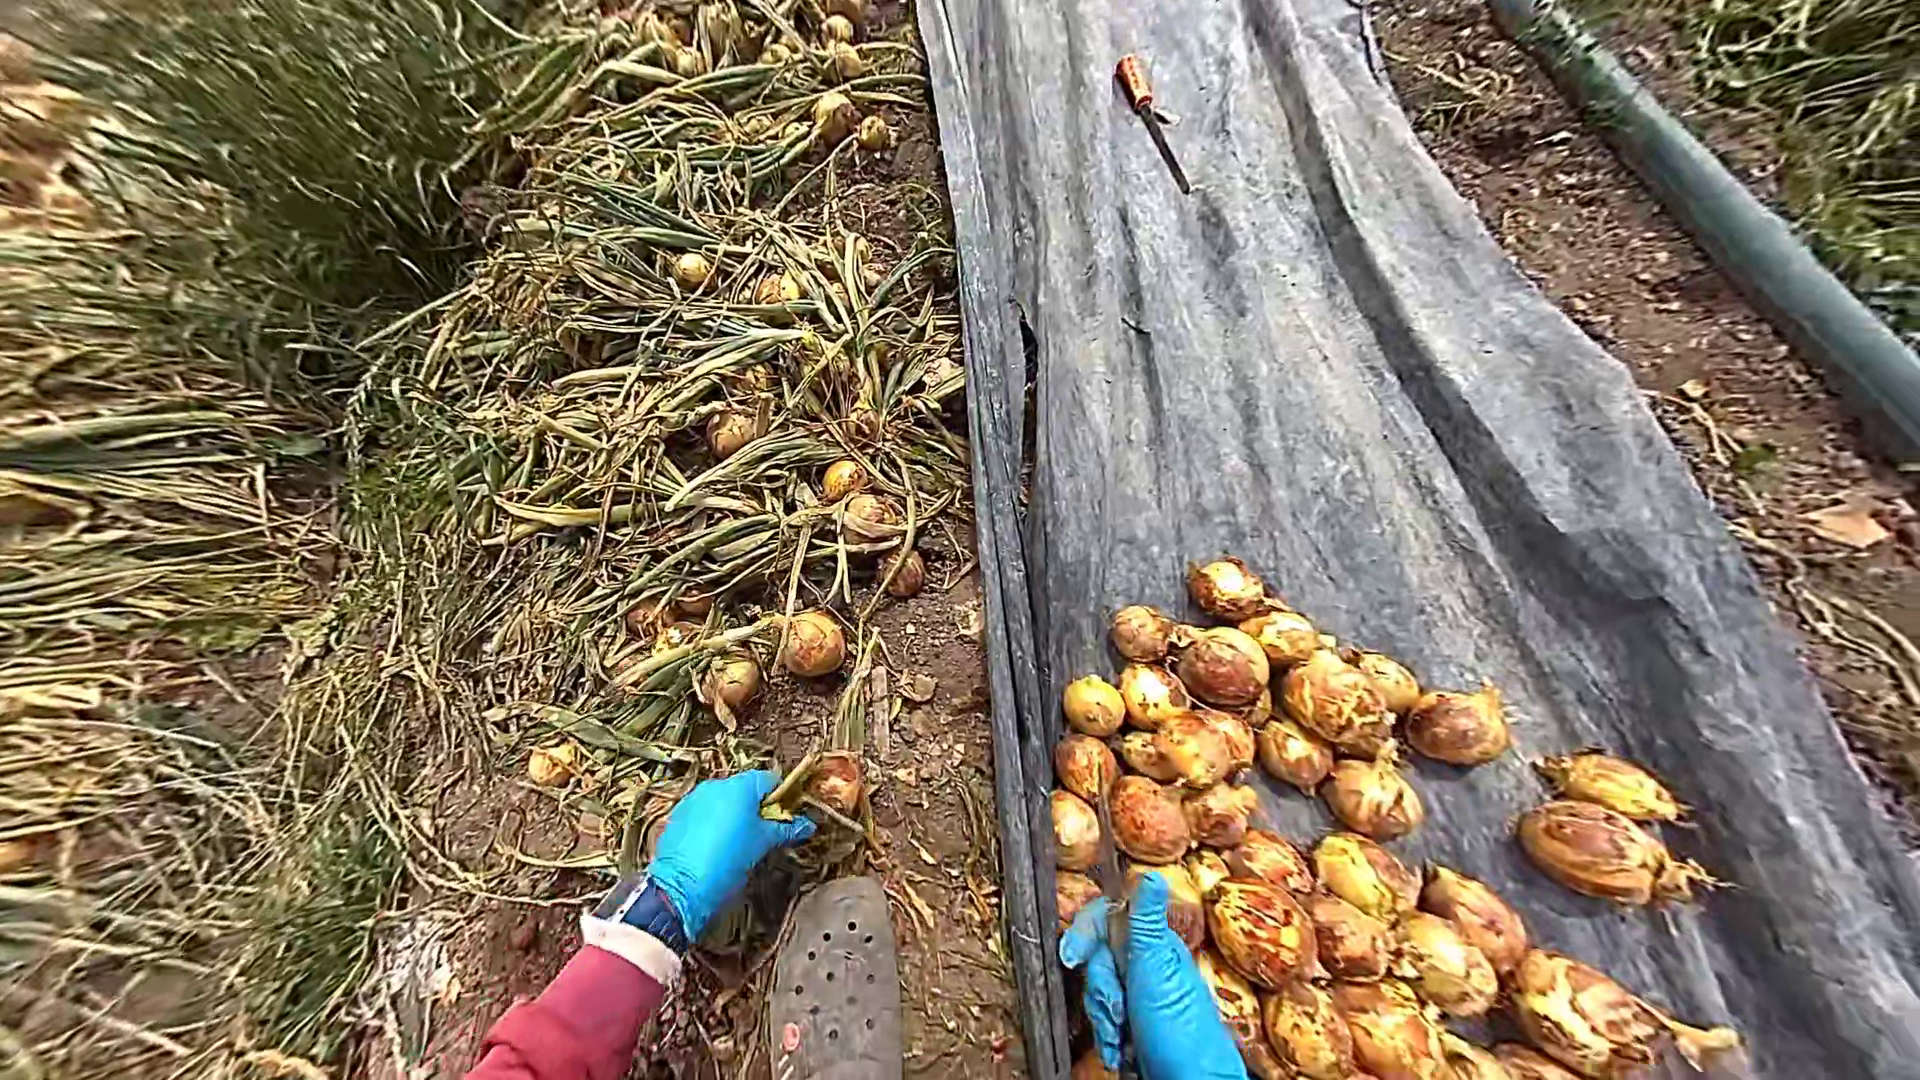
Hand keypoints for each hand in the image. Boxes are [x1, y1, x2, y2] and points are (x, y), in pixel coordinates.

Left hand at [647, 770, 815, 939]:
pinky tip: (713, 847)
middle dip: (756, 807)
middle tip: (762, 834)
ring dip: (733, 814)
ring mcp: (694, 798)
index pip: (771, 779)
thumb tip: (808, 825)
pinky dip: (712, 823)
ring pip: (724, 800)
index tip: (783, 819)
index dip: (781, 797)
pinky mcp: (677, 815)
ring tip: (736, 843)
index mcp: (741, 785)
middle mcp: (717, 784)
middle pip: (746, 788)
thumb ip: (786, 829)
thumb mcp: (762, 844)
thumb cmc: (729, 861)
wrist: (678, 890)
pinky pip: (704, 812)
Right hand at [1058, 873, 1246, 1079]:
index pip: (1105, 915)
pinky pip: (1100, 1015)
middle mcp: (1142, 962)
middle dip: (1099, 986)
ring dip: (1101, 1015)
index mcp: (1151, 941)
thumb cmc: (1177, 1029)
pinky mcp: (1129, 1023)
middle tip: (1117, 1009)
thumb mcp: (1157, 967)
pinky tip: (1119, 1050)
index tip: (1072, 956)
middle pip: (1095, 953)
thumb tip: (1151, 873)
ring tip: (1121, 1039)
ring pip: (1094, 986)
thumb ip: (1146, 919)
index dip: (1084, 932)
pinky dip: (1104, 1035)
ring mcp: (1136, 994)